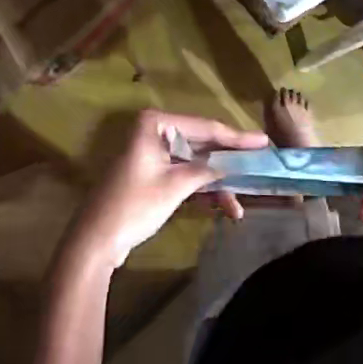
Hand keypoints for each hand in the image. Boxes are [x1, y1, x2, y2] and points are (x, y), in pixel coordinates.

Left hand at [67, 111, 267, 268]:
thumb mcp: (176, 186)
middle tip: (262, 166)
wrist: (96, 240)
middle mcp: (155, 131)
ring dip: (217, 183)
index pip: (206, 128)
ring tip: (239, 206)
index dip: (237, 137)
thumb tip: (237, 162)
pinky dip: (202, 190)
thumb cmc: (134, 205)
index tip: (265, 142)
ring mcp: (153, 153)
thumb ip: (208, 170)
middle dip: (230, 162)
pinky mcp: (152, 174)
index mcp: (156, 123)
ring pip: (195, 163)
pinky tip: (224, 208)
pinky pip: (184, 175)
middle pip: (202, 144)